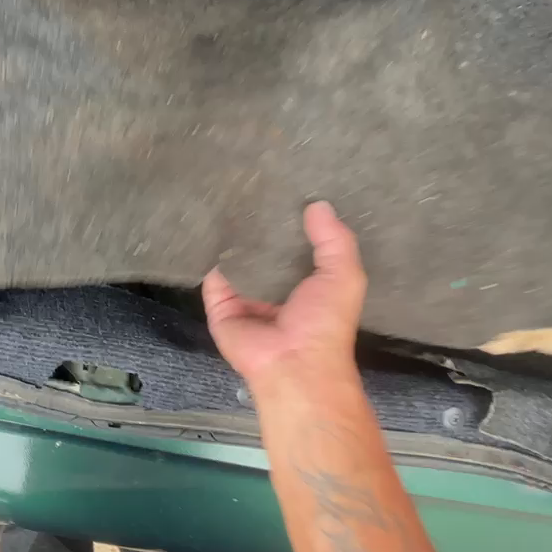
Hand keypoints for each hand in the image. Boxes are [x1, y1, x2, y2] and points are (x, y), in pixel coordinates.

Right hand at [204, 200, 365, 388]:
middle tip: (248, 188)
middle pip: (261, 252)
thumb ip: (334, 241)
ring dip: (230, 237)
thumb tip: (317, 204)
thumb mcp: (344, 277)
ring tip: (222, 198)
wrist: (293, 363)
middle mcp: (272, 289)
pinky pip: (211, 274)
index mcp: (304, 285)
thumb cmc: (324, 322)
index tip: (282, 189)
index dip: (290, 221)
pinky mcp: (218, 304)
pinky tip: (206, 226)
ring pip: (235, 260)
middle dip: (257, 227)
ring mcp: (243, 297)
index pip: (293, 247)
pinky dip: (208, 254)